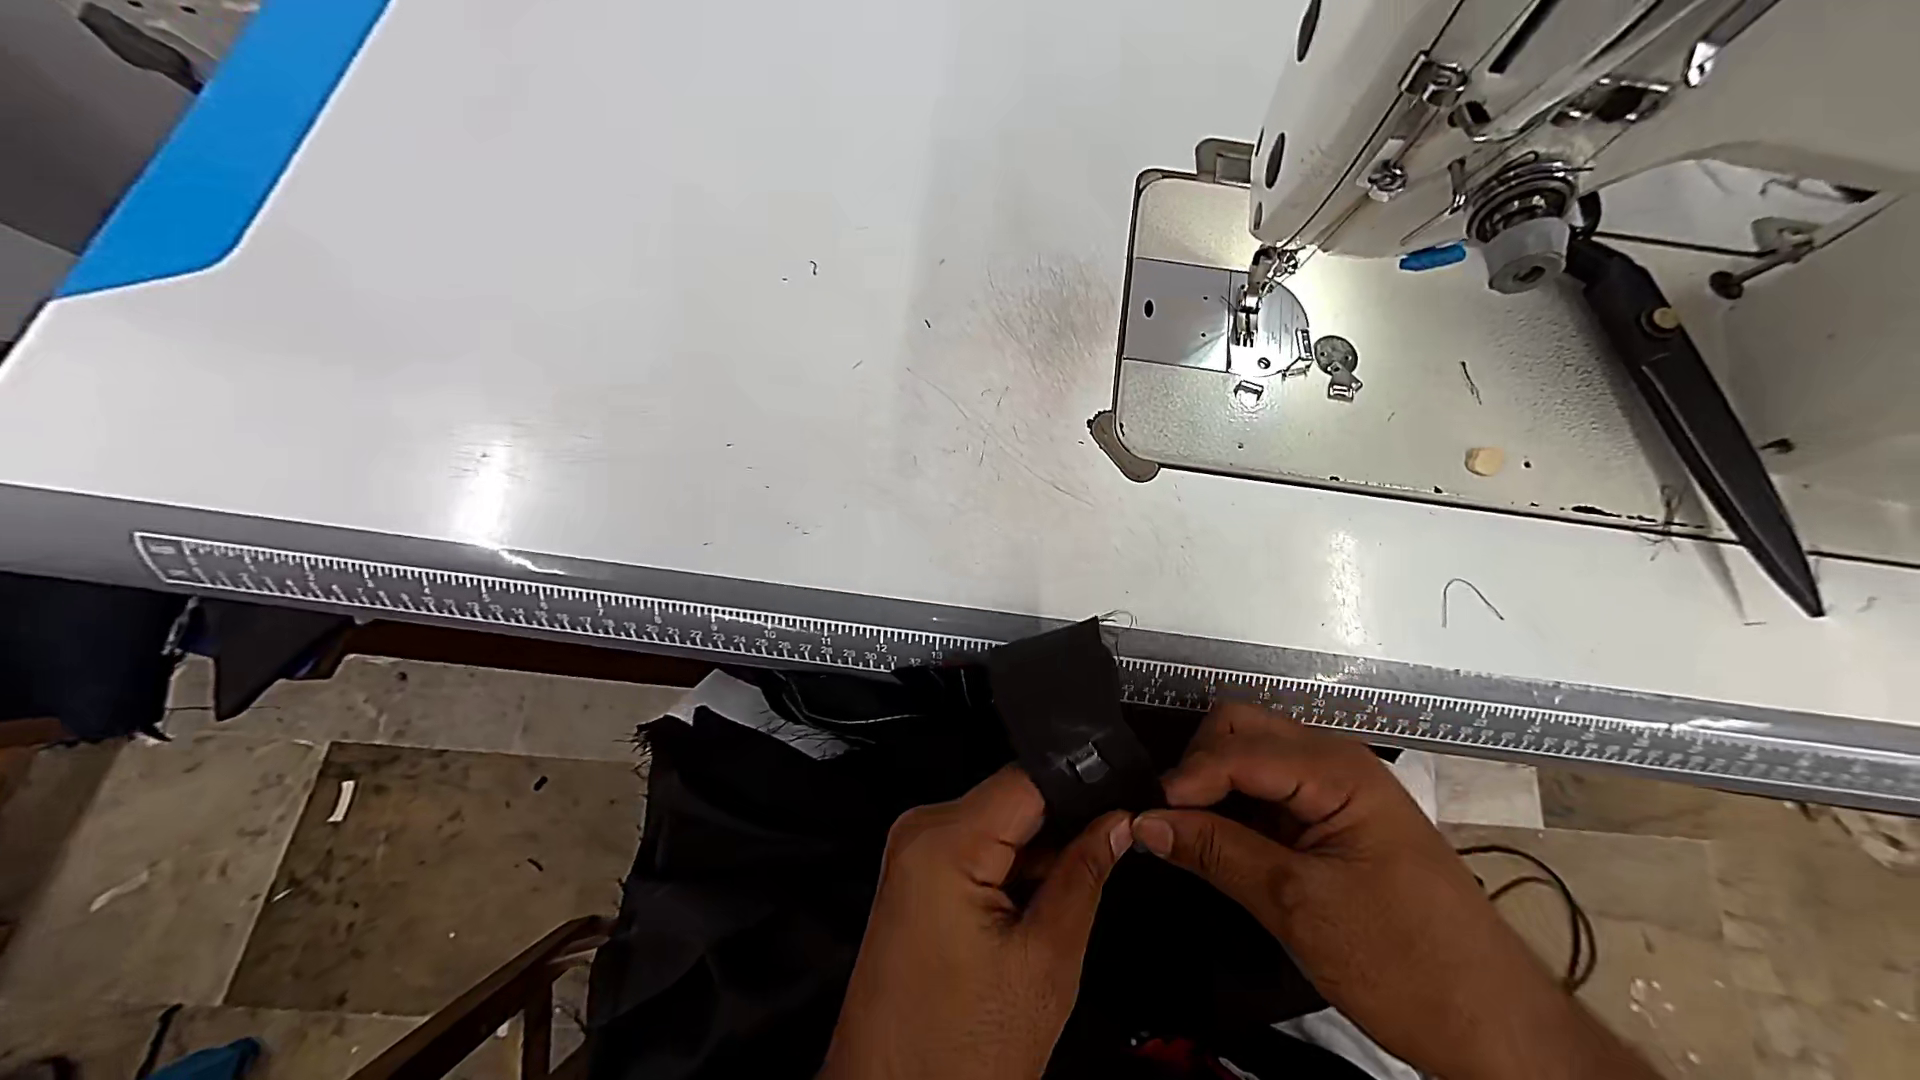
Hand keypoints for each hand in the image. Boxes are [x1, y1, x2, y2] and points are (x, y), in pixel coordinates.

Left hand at [820, 767, 1132, 1079]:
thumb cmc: (956, 1053)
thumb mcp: (1046, 962)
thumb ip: (1084, 876)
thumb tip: (1115, 823)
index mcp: (943, 844)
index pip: (1027, 778)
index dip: (1081, 785)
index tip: (1119, 802)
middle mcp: (919, 832)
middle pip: (1012, 796)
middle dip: (1059, 824)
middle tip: (1093, 868)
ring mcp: (913, 849)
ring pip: (999, 819)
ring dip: (1034, 850)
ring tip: (1044, 909)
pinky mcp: (916, 868)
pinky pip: (977, 841)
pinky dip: (1008, 865)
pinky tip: (1020, 910)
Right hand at [1131, 703, 1657, 1079]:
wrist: (1498, 1030)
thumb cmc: (1405, 964)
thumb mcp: (1297, 906)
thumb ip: (1215, 851)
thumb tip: (1143, 821)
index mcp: (1336, 770)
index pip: (1236, 748)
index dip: (1186, 778)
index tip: (1147, 819)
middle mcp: (1335, 762)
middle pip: (1240, 729)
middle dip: (1197, 764)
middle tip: (1171, 819)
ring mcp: (1336, 787)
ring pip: (1250, 753)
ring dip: (1212, 783)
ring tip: (1185, 830)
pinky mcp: (1332, 816)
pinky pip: (1267, 787)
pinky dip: (1233, 803)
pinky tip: (1217, 837)